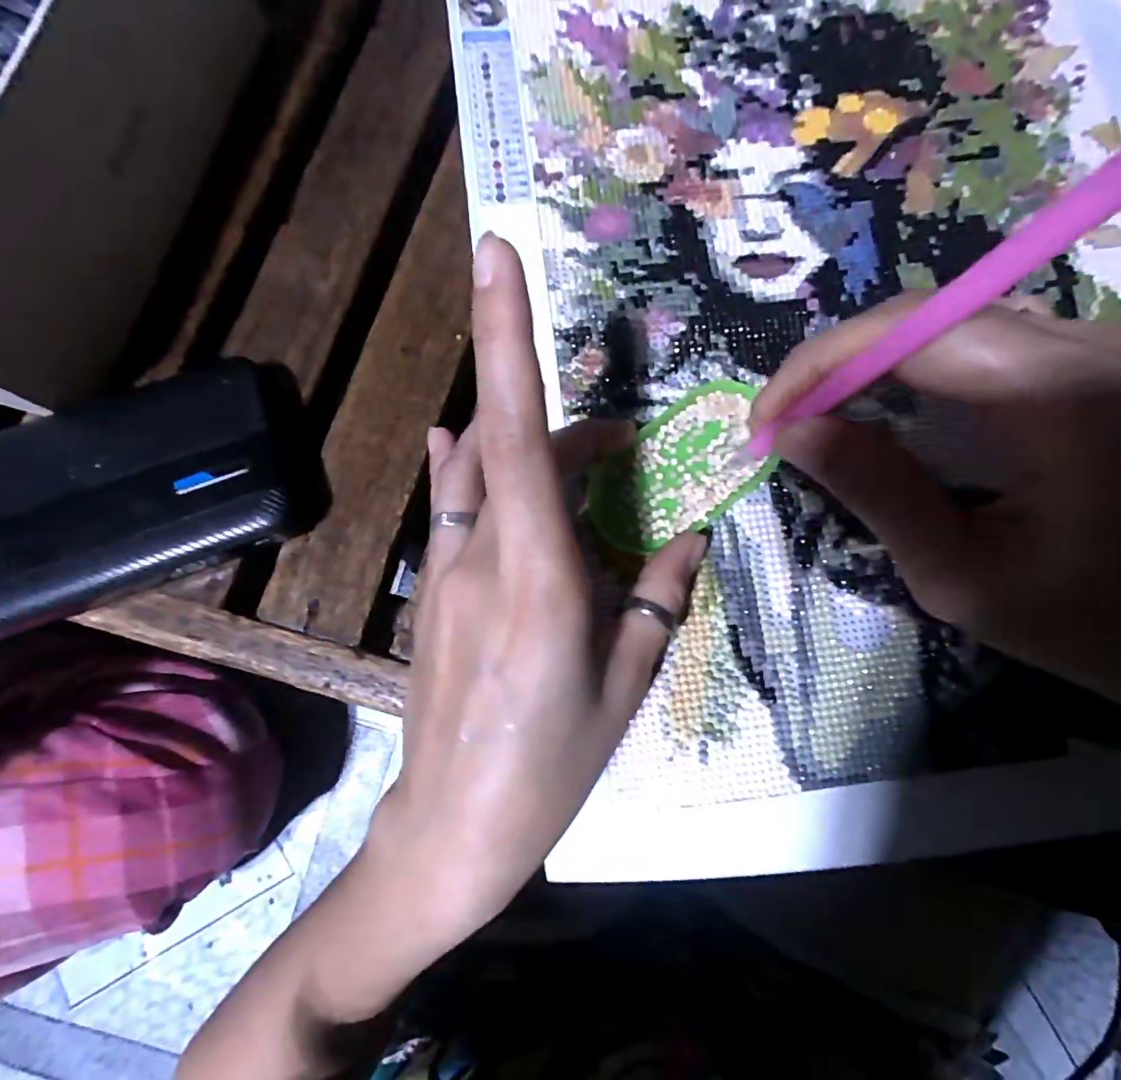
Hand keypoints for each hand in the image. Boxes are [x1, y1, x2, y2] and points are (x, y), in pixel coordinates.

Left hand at [364, 234, 707, 945]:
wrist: (449, 828)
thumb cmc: (549, 767)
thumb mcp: (623, 687)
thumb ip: (657, 599)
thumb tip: (690, 539)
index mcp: (537, 576)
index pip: (517, 432)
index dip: (503, 337)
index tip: (494, 254)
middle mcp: (480, 555)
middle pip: (507, 443)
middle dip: (563, 419)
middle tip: (624, 447)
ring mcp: (444, 569)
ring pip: (476, 470)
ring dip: (525, 442)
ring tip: (587, 465)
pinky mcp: (430, 589)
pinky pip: (453, 506)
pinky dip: (472, 468)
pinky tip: (475, 451)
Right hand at [749, 295, 1120, 731]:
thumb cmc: (1093, 629)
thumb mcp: (959, 577)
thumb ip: (875, 490)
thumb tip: (790, 431)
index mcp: (1074, 400)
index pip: (915, 333)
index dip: (821, 363)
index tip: (764, 417)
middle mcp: (1114, 341)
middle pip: (938, 316)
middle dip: (843, 363)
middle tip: (787, 421)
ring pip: (966, 321)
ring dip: (884, 362)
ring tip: (831, 415)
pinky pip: (1004, 340)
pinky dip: (935, 369)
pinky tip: (906, 411)